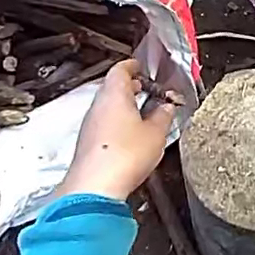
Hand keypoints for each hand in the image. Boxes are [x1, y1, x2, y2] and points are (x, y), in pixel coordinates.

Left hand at [58, 60, 177, 200]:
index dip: (132, 66)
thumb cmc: (123, 157)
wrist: (95, 189)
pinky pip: (103, 125)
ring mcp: (90, 126)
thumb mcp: (156, 133)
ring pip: (107, 107)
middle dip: (130, 87)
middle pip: (112, 88)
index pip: (120, 70)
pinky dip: (117, 124)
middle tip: (146, 89)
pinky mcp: (88, 144)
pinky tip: (130, 136)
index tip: (139, 66)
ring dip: (124, 107)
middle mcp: (98, 107)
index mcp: (114, 95)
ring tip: (143, 114)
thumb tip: (167, 108)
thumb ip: (163, 115)